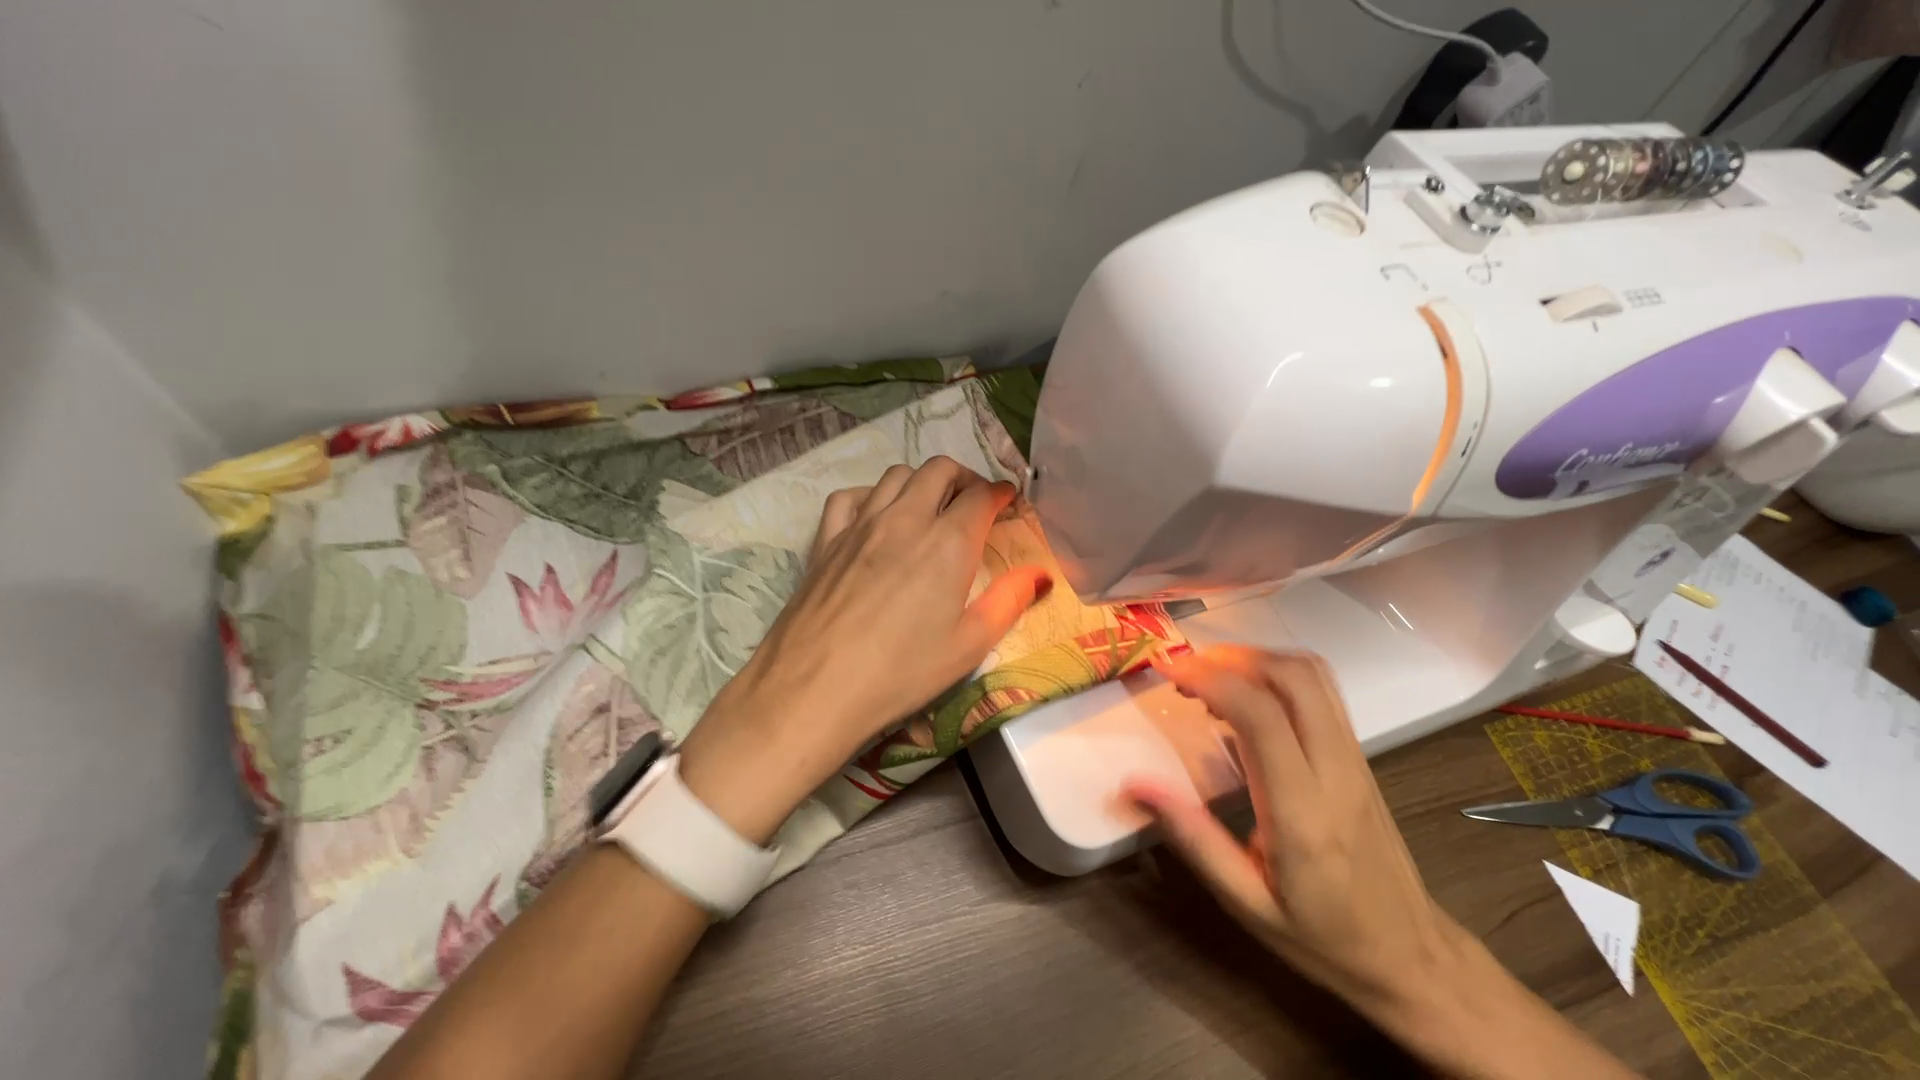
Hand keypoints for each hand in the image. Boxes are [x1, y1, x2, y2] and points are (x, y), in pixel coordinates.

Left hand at [679, 456, 1051, 842]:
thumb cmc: (901, 674)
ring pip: (896, 475)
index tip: (1008, 502)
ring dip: (921, 481)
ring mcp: (860, 525)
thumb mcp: (969, 646)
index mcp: (948, 542)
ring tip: (930, 507)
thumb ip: (1009, 601)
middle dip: (964, 478)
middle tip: (974, 503)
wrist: (814, 688)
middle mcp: (906, 519)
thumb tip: (1041, 574)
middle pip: (939, 471)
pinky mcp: (826, 540)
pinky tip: (875, 516)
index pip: (982, 496)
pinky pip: (850, 496)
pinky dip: (871, 495)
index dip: (1000, 494)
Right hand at [1125, 647, 1465, 1012]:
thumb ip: (1192, 837)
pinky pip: (1324, 694)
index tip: (1169, 672)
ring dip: (1258, 660)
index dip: (1211, 679)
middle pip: (1294, 678)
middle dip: (1233, 658)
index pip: (1261, 715)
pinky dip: (1280, 676)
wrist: (1409, 955)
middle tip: (1187, 670)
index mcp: (1302, 811)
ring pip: (1315, 677)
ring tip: (1212, 678)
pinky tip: (1248, 700)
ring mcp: (1355, 759)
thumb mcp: (1245, 901)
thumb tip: (1134, 784)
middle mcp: (1335, 771)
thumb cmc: (1321, 937)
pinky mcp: (1361, 758)